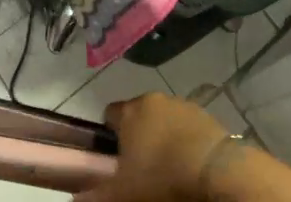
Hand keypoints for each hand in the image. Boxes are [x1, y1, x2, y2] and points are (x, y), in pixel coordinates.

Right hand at [74, 94, 230, 201]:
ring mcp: (183, 105)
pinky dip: (184, 141)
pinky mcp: (207, 115)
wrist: (215, 171)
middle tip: (138, 168)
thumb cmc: (160, 179)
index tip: (112, 158)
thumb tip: (76, 200)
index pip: (110, 114)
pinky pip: (187, 127)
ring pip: (164, 120)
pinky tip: (187, 164)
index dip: (108, 135)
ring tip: (166, 168)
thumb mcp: (122, 195)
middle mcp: (155, 100)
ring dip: (162, 138)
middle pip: (138, 116)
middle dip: (136, 138)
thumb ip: (94, 196)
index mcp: (131, 111)